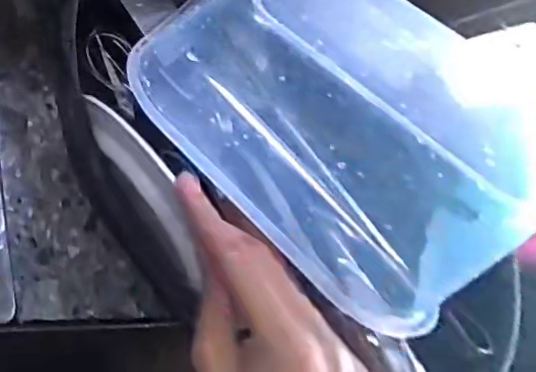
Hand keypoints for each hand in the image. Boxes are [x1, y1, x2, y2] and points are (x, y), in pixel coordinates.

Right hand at [178, 173, 365, 371]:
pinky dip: (272, 274)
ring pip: (291, 278)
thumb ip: (214, 307)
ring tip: (218, 216)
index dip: (208, 216)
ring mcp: (347, 348)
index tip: (185, 182)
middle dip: (230, 223)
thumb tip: (212, 258)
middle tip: (199, 192)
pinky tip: (250, 258)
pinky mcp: (349, 356)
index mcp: (292, 342)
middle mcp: (329, 337)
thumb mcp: (214, 366)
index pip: (243, 258)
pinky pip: (304, 300)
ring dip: (252, 245)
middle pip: (271, 262)